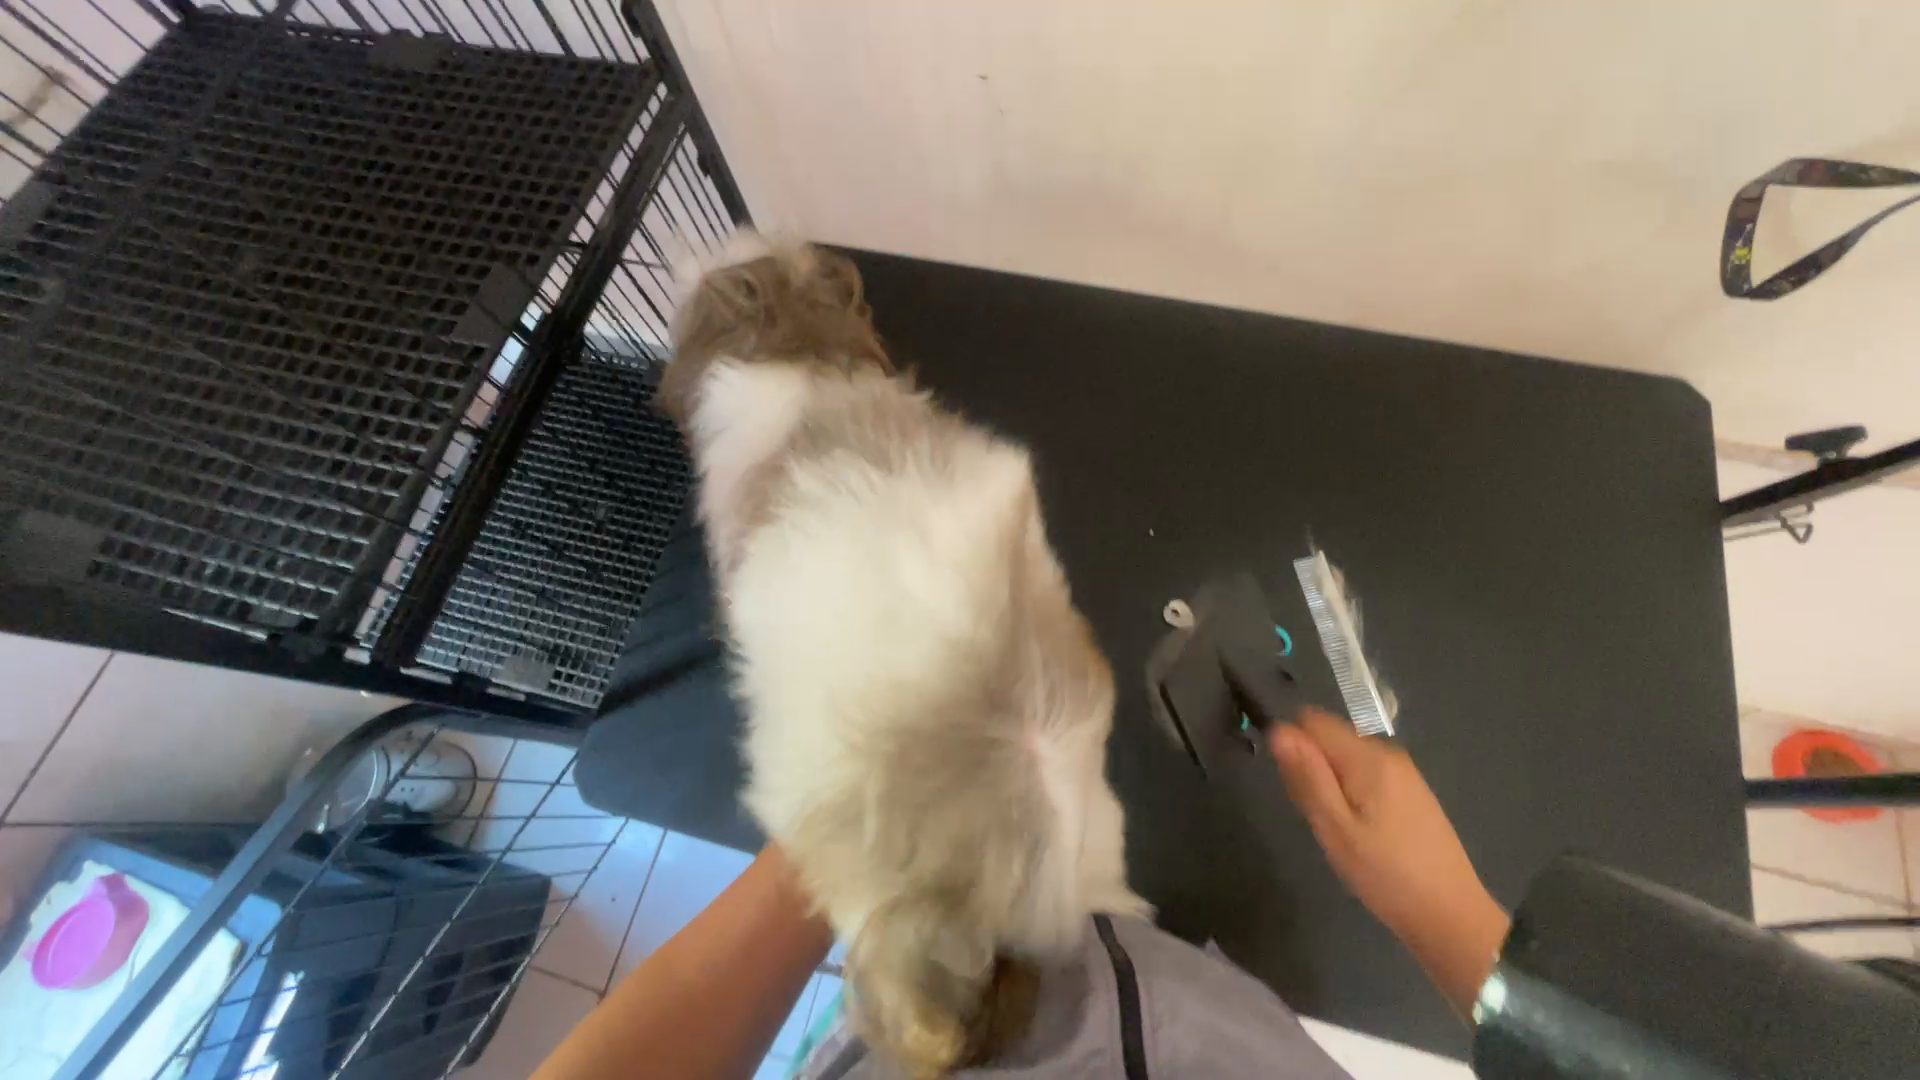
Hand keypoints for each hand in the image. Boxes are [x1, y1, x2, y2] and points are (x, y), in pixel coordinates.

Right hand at [1269, 708, 1509, 1019]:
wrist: (1451, 917)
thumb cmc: (1385, 874)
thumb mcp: (1334, 827)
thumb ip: (1306, 775)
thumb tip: (1278, 730)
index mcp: (1368, 757)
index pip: (1311, 719)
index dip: (1293, 745)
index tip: (1295, 786)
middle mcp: (1387, 753)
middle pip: (1329, 737)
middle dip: (1311, 766)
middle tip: (1318, 815)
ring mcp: (1403, 772)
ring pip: (1345, 757)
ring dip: (1330, 782)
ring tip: (1338, 827)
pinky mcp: (1411, 791)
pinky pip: (1364, 773)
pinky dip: (1351, 792)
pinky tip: (1360, 830)